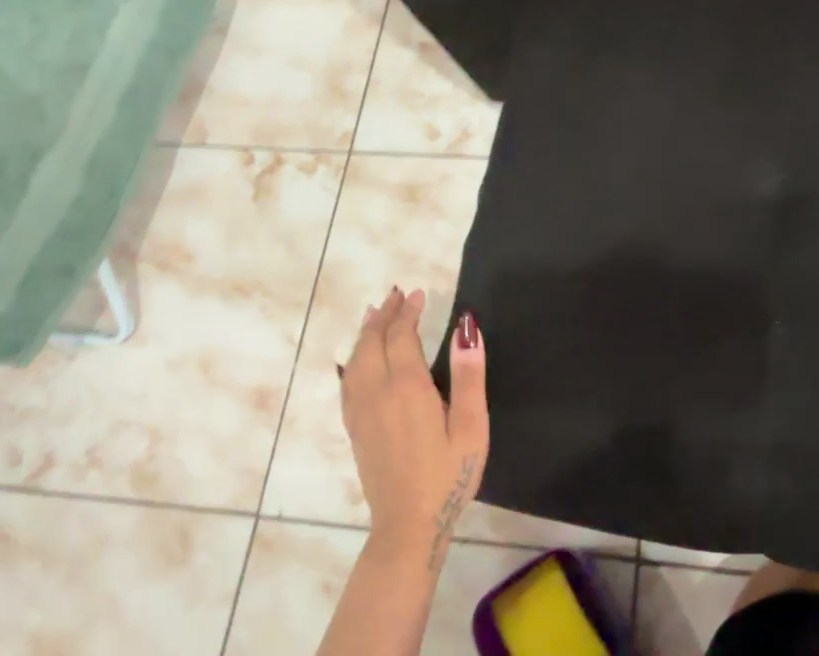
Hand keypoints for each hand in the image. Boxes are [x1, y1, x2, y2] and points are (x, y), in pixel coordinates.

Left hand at [338, 287, 486, 570]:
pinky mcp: (355, 429)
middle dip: (383, 316)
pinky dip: (353, 359)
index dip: (408, 312)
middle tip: (396, 296)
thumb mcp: (471, 426)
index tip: (418, 293)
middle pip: (372, 343)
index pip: (402, 337)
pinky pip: (347, 381)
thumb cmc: (448, 475)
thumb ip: (468, 375)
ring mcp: (361, 412)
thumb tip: (465, 328)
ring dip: (365, 334)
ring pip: (355, 361)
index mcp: (407, 388)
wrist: (408, 525)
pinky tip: (358, 361)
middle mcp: (377, 393)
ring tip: (374, 315)